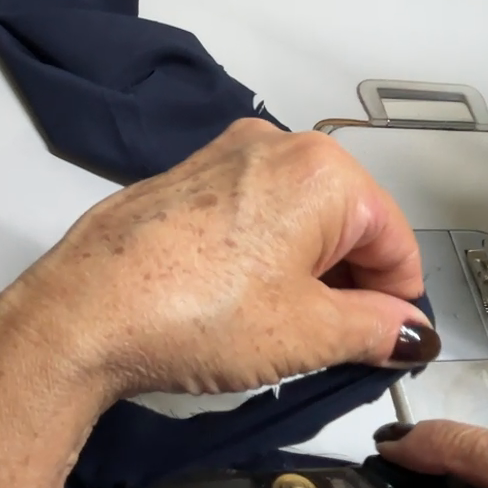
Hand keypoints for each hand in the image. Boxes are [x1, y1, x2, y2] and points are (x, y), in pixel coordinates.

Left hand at [0, 117, 436, 403]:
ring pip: (294, 217)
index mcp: (320, 169)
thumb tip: (406, 330)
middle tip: (327, 342)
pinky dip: (258, 253)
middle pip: (345, 222)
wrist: (81, 312)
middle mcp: (271, 146)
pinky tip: (232, 298)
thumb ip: (376, 328)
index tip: (386, 342)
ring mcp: (220, 157)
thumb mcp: (308, 333)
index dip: (398, 300)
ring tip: (273, 326)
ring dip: (301, 270)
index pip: (395, 239)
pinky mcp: (182, 179)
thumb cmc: (194, 314)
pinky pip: (247, 213)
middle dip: (346, 282)